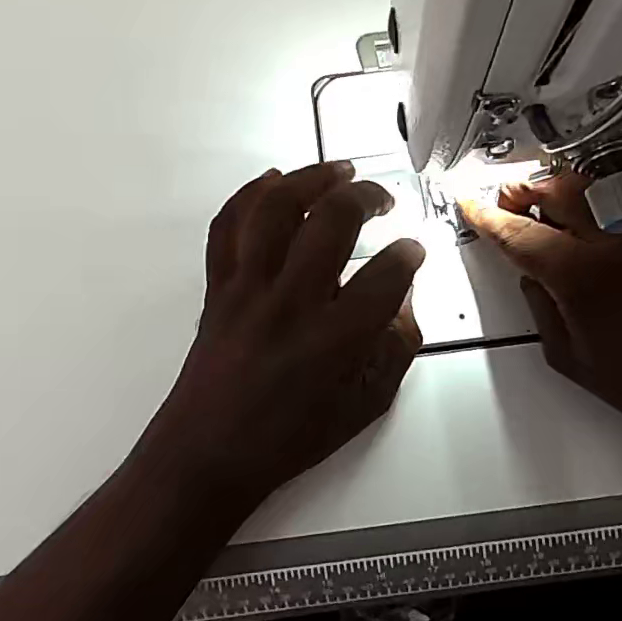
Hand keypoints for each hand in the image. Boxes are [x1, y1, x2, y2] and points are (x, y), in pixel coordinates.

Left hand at [140, 162, 426, 502]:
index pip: (384, 278)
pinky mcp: (217, 285)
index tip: (414, 249)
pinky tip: (272, 182)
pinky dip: (249, 195)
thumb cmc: (285, 438)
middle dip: (365, 197)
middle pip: (330, 223)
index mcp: (330, 341)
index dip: (408, 255)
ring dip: (309, 179)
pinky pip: (227, 226)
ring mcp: (246, 288)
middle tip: (383, 198)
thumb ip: (393, 351)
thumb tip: (404, 301)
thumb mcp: (361, 408)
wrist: (207, 450)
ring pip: (275, 210)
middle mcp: (288, 303)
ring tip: (337, 171)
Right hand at [462, 172, 621, 445]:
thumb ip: (542, 309)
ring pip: (590, 186)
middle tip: (502, 200)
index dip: (486, 216)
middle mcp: (617, 241)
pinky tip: (582, 225)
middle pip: (557, 187)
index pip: (519, 231)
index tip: (471, 205)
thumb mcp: (574, 359)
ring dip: (555, 190)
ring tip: (539, 210)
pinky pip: (618, 201)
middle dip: (521, 188)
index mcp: (583, 275)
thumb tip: (532, 278)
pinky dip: (589, 201)